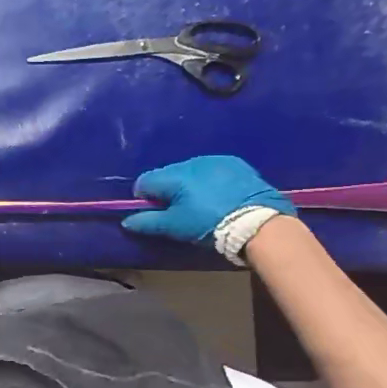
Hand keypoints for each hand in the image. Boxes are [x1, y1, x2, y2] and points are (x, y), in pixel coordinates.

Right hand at [121, 155, 295, 246]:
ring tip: (203, 204)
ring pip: (191, 171)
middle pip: (168, 174)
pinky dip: (211, 180)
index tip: (156, 213)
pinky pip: (213, 169)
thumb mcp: (176, 227)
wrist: (259, 223)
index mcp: (173, 175)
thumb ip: (148, 222)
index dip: (146, 198)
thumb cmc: (210, 224)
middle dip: (169, 190)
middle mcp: (191, 162)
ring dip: (191, 184)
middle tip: (181, 211)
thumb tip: (127, 221)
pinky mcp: (236, 163)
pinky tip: (220, 196)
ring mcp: (215, 160)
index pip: (145, 181)